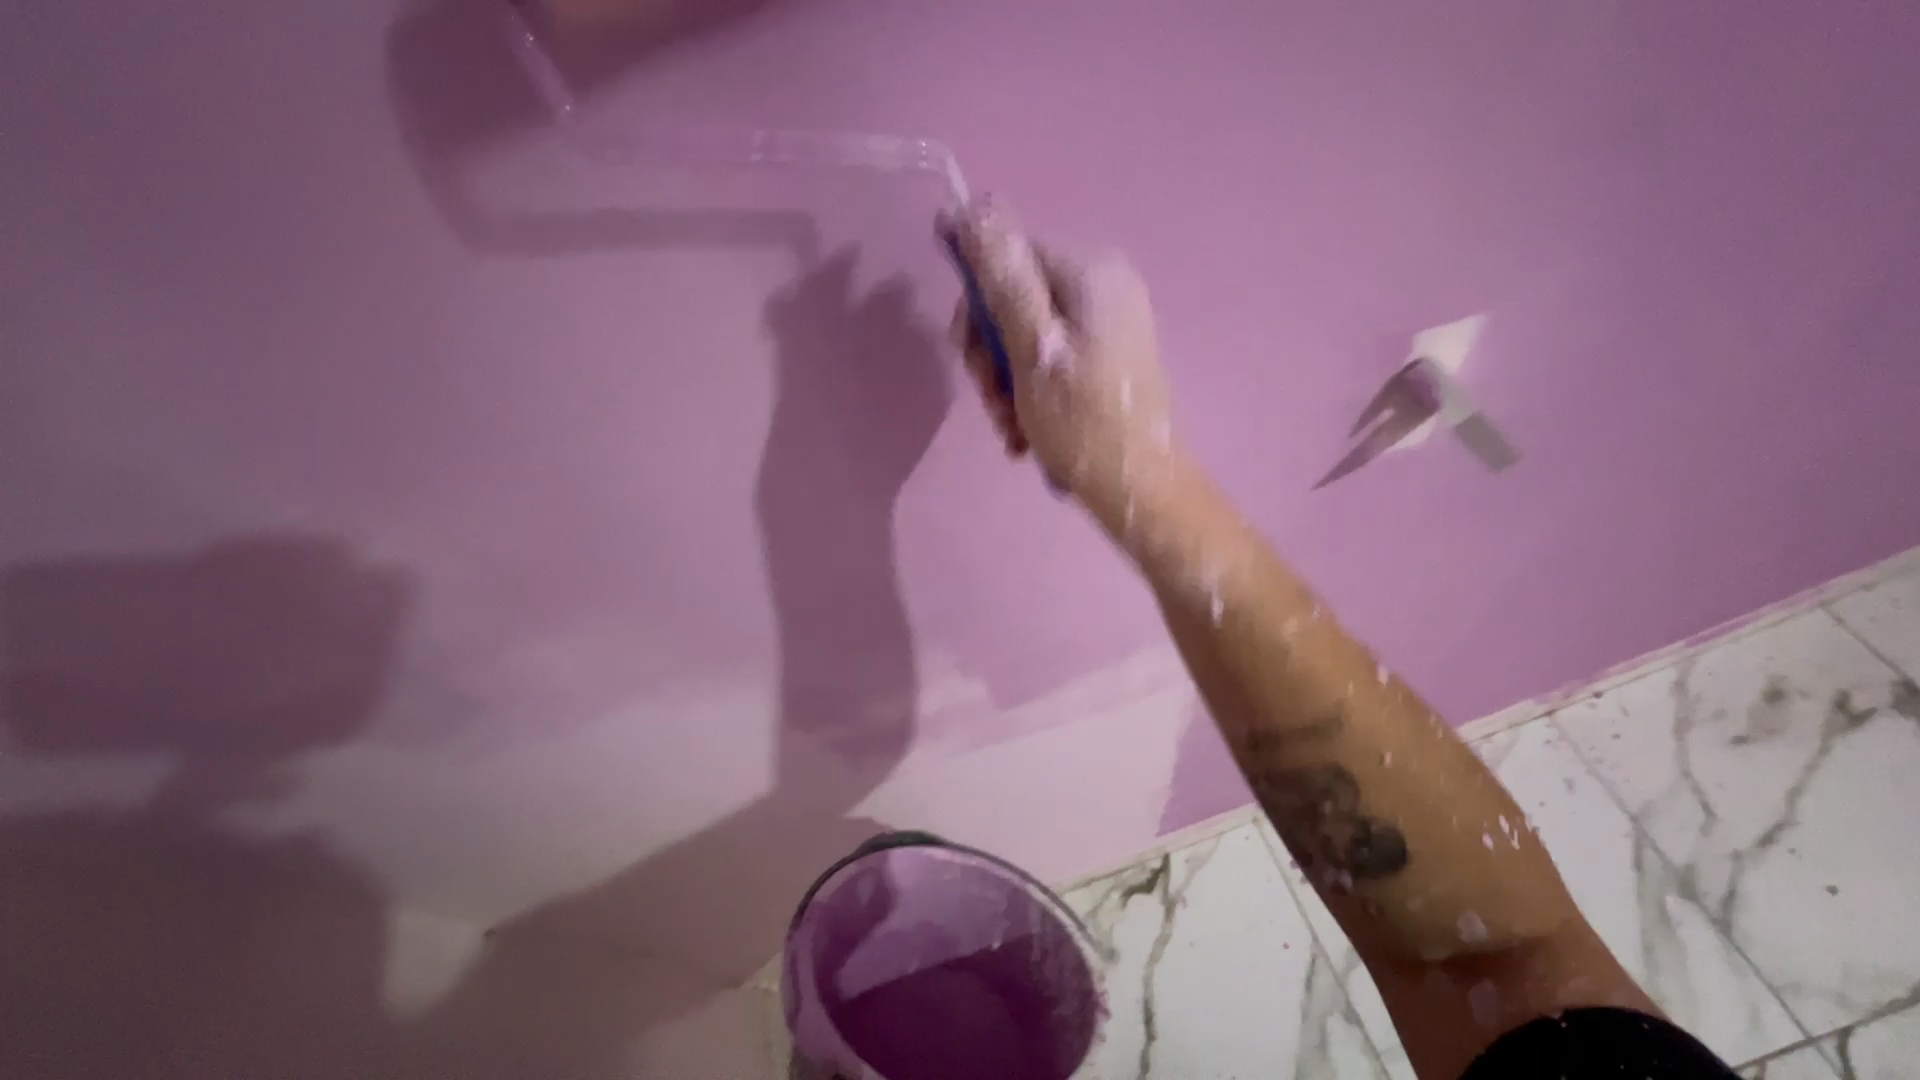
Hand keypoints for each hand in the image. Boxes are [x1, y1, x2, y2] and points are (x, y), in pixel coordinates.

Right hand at [941, 200, 1173, 506]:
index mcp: (1090, 271)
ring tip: (1011, 429)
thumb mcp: (1031, 348)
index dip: (978, 307)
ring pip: (1027, 333)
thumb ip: (1002, 277)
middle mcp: (1105, 283)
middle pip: (1016, 297)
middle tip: (993, 404)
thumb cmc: (1082, 422)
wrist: (1141, 489)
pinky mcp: (1110, 353)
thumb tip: (972, 206)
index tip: (969, 359)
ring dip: (1006, 383)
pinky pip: (1051, 356)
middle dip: (991, 354)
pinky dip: (1031, 392)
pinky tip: (1026, 432)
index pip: (1008, 257)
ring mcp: (1110, 320)